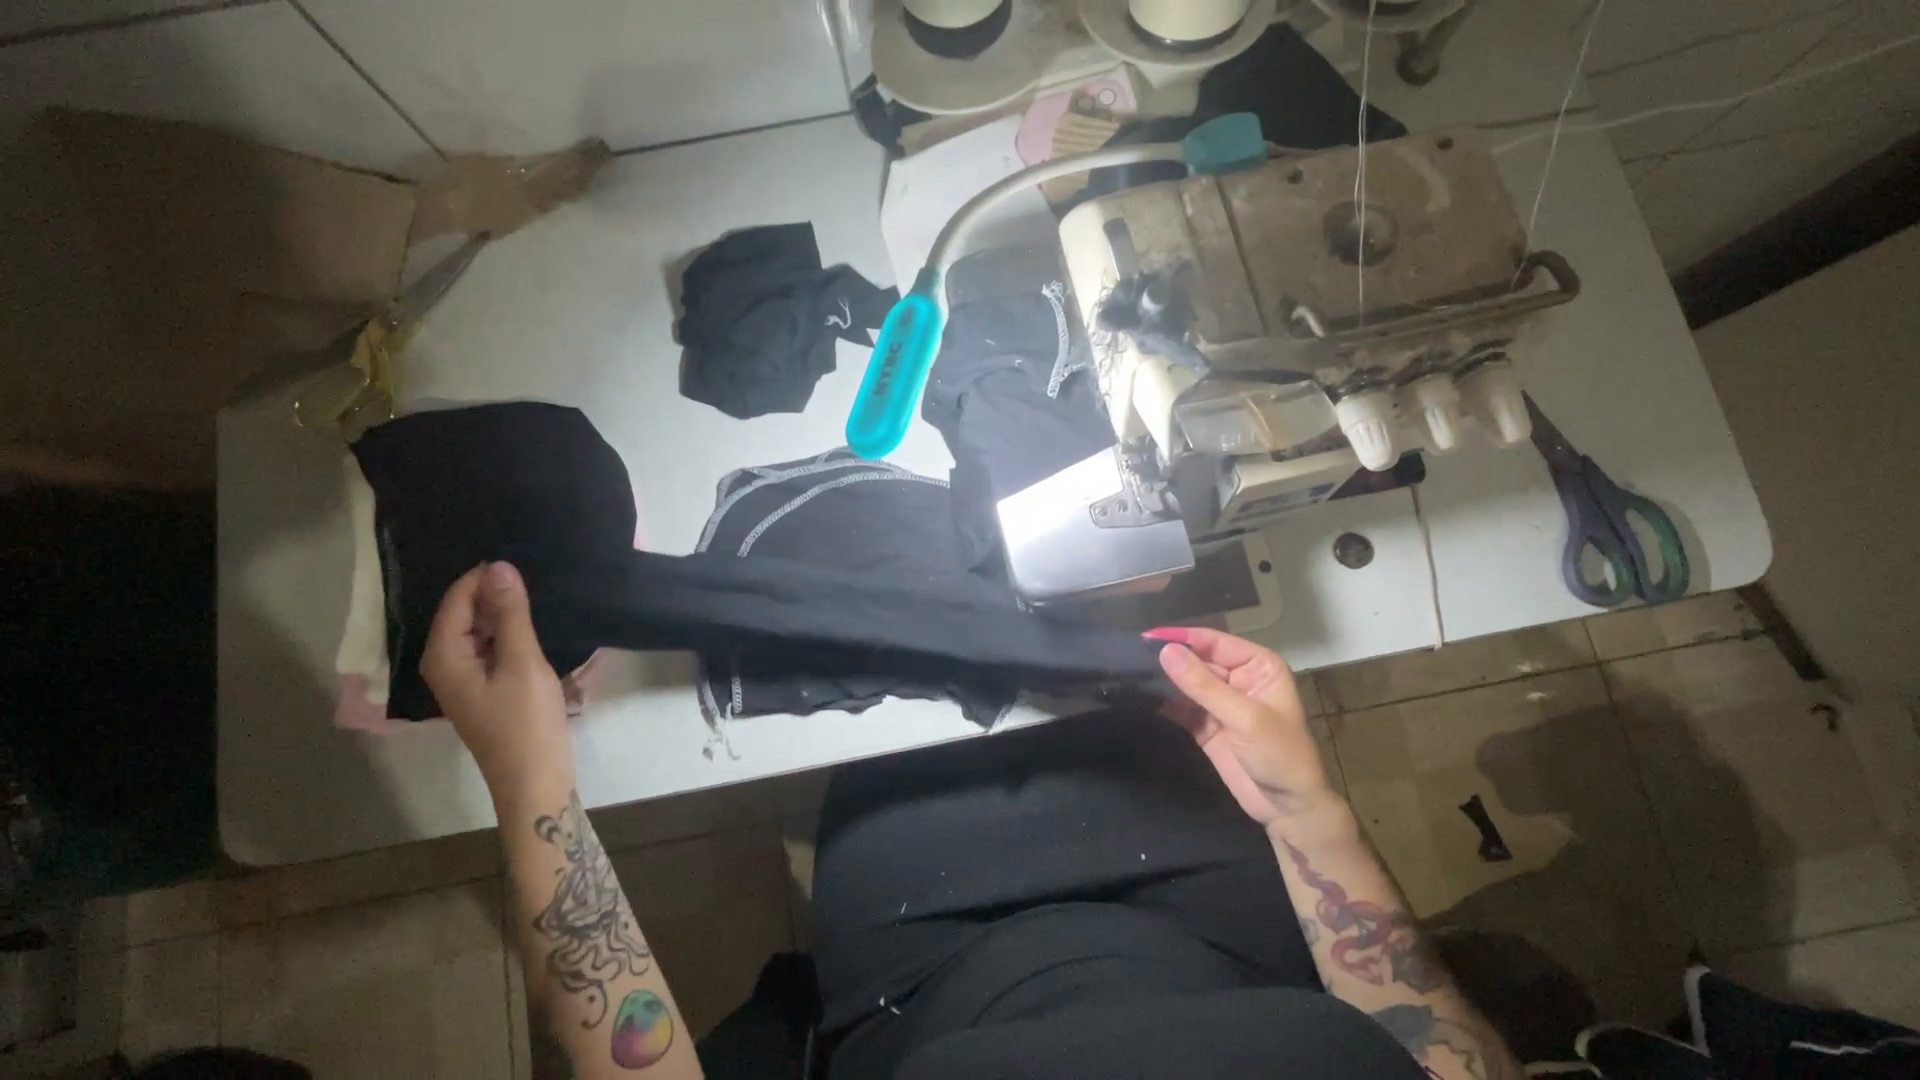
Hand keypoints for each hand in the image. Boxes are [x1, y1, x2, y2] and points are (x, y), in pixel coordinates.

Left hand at [422, 561, 570, 797]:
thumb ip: (510, 614)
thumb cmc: (526, 721)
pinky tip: (533, 627)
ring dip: (502, 613)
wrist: (534, 779)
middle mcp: (444, 664)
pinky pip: (489, 648)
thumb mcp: (522, 662)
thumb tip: (500, 567)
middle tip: (533, 573)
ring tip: (536, 594)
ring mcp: (464, 679)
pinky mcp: (484, 688)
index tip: (521, 557)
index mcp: (443, 656)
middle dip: (493, 593)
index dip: (484, 577)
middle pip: (463, 614)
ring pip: (478, 631)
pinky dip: (507, 634)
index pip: (456, 600)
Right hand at [1148, 626, 1341, 826]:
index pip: (1214, 642)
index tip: (1147, 637)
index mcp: (1258, 666)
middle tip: (1130, 657)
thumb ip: (1203, 685)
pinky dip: (1164, 703)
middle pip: (1197, 661)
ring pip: (1186, 683)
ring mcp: (1221, 703)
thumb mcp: (1244, 717)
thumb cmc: (1279, 755)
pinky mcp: (1206, 725)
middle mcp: (1239, 678)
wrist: (1287, 808)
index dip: (1182, 639)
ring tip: (1130, 674)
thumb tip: (1166, 651)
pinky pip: (1181, 707)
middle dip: (1169, 660)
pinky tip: (1141, 697)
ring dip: (1163, 681)